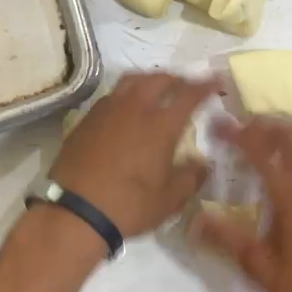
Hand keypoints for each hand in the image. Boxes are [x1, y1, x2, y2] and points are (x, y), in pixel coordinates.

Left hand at [50, 72, 219, 235]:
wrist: (75, 211)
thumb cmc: (130, 205)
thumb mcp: (170, 199)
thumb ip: (192, 177)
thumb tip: (202, 164)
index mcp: (161, 124)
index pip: (190, 94)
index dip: (206, 85)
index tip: (216, 81)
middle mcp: (135, 107)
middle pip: (160, 79)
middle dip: (178, 79)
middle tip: (187, 87)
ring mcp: (107, 110)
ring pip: (132, 81)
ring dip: (150, 80)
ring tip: (157, 90)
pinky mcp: (86, 120)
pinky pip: (112, 96)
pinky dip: (127, 94)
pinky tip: (127, 110)